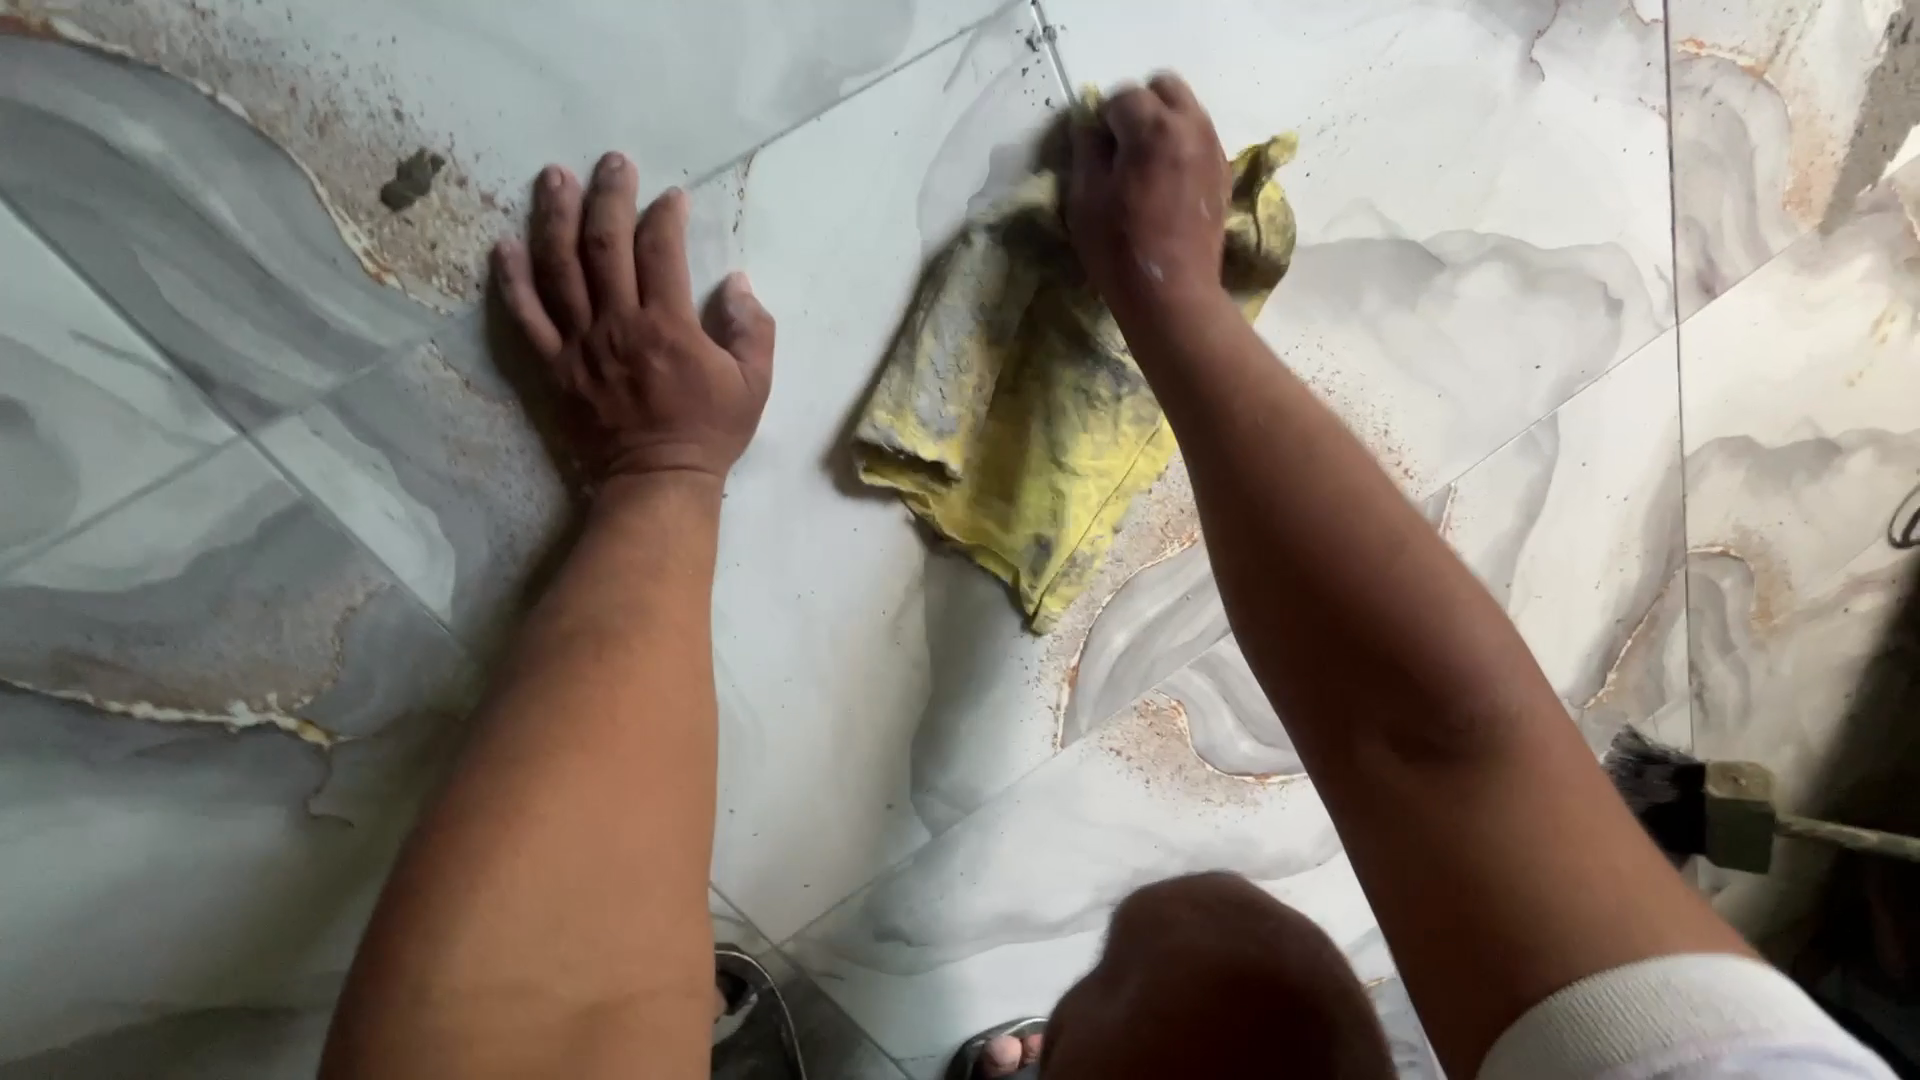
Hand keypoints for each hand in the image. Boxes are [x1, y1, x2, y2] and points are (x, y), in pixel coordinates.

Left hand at [493, 153, 774, 486]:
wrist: (659, 479)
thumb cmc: (711, 432)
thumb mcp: (755, 384)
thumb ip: (753, 330)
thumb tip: (737, 283)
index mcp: (669, 327)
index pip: (662, 252)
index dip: (665, 216)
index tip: (672, 198)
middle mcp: (618, 325)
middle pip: (604, 244)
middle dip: (609, 196)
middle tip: (613, 162)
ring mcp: (580, 344)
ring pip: (559, 268)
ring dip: (555, 216)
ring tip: (554, 177)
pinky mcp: (556, 367)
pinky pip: (526, 317)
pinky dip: (512, 279)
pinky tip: (505, 244)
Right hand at [1066, 74, 1232, 327]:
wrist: (1171, 294)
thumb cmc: (1119, 251)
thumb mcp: (1085, 201)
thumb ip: (1087, 151)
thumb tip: (1090, 125)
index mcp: (1153, 129)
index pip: (1122, 95)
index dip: (1102, 121)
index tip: (1095, 154)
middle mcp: (1191, 126)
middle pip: (1164, 87)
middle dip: (1138, 107)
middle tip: (1121, 149)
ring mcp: (1212, 148)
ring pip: (1186, 109)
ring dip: (1162, 125)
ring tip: (1144, 167)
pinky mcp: (1222, 173)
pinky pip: (1200, 138)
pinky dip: (1180, 147)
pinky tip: (1165, 183)